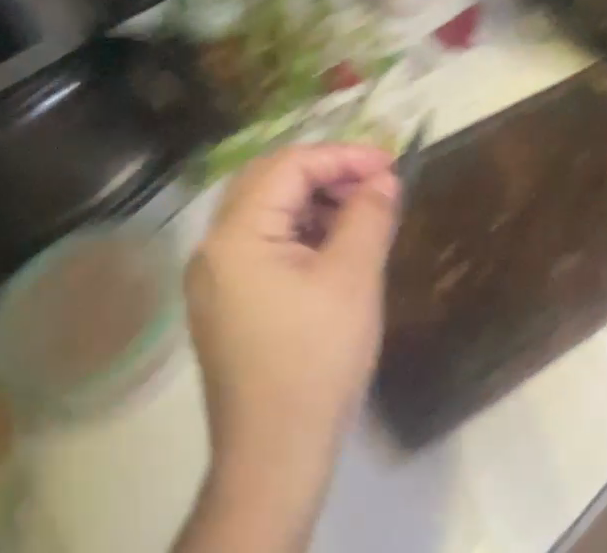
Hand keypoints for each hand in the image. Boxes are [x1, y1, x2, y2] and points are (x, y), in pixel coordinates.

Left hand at [185, 144, 398, 480]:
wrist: (276, 451)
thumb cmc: (317, 356)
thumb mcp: (354, 276)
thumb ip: (369, 215)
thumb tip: (382, 179)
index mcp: (236, 236)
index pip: (289, 166)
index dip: (343, 156)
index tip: (392, 165)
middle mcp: (214, 249)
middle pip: (269, 183)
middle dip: (327, 174)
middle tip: (377, 183)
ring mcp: (216, 280)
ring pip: (267, 214)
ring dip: (316, 203)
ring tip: (366, 215)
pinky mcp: (228, 306)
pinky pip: (265, 247)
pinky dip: (304, 234)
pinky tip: (340, 250)